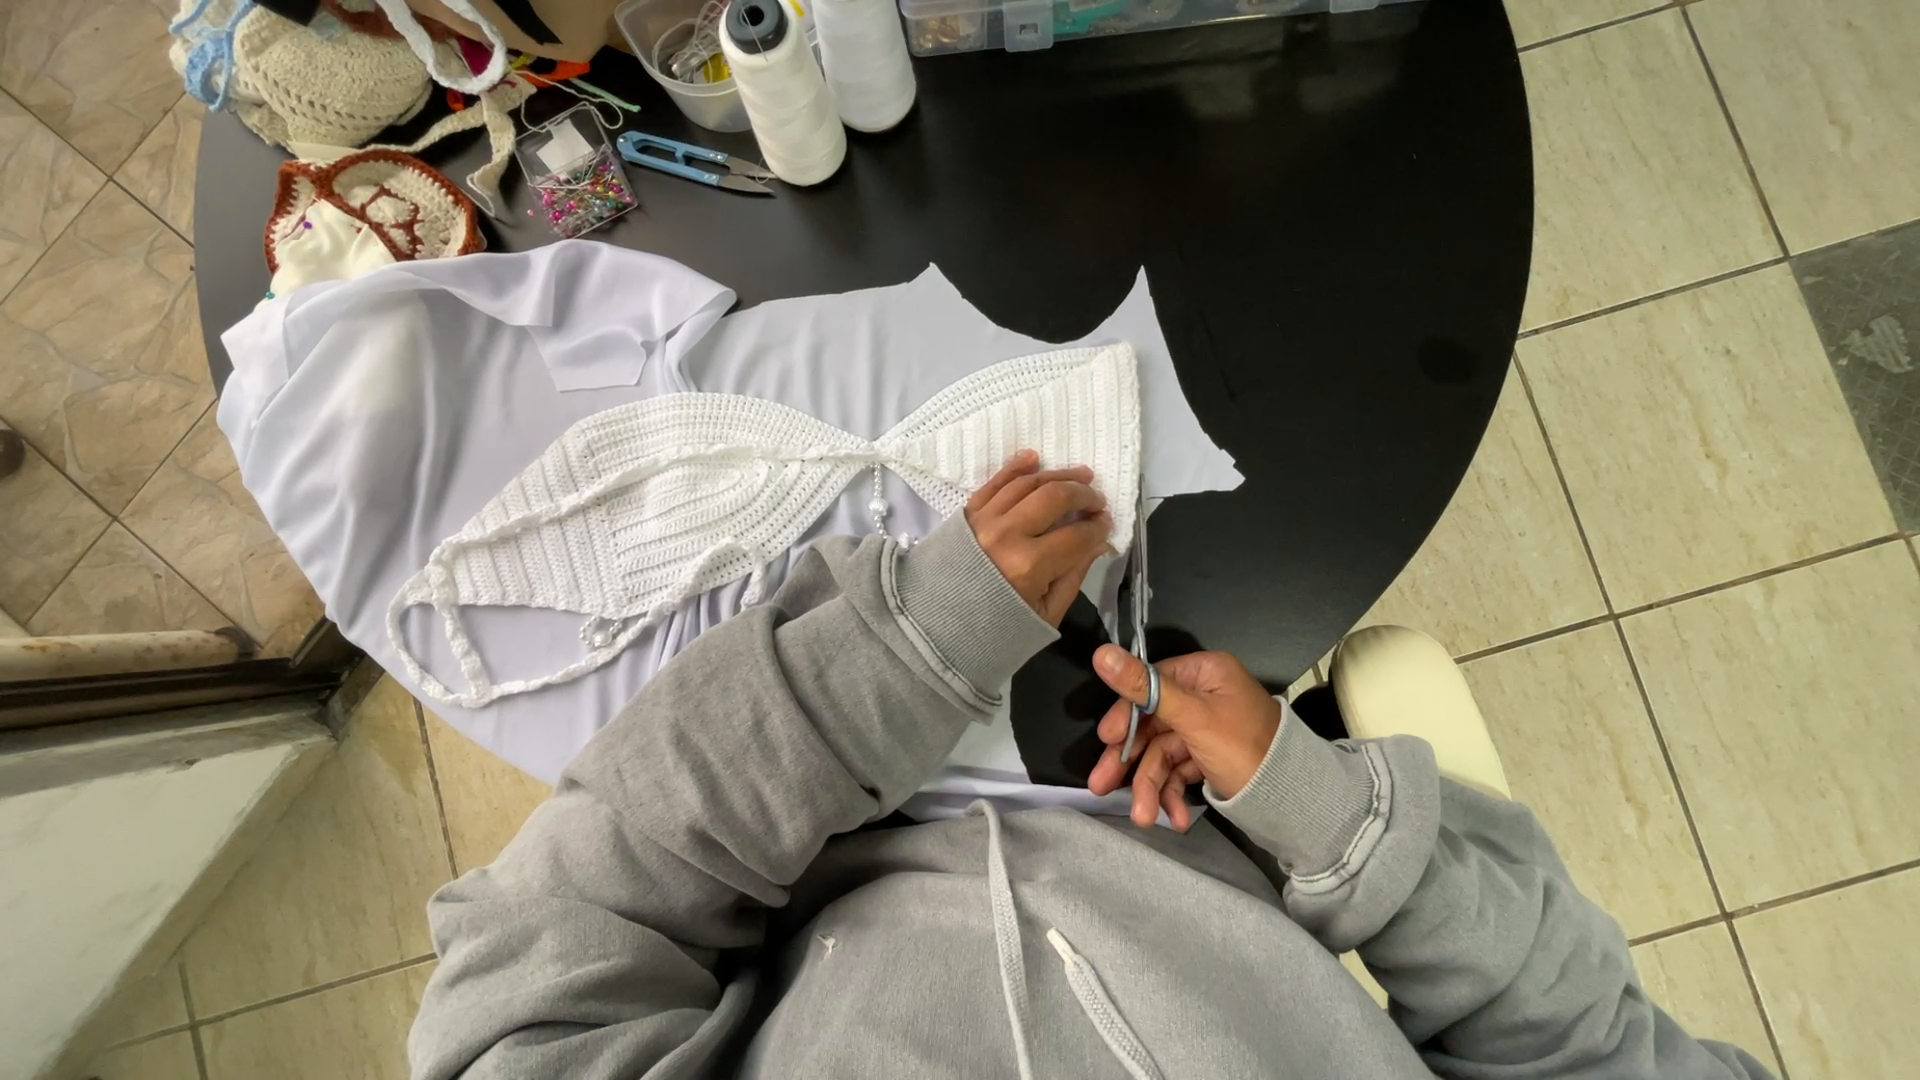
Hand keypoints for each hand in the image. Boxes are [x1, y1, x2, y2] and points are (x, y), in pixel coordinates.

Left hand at [965, 450, 1112, 626]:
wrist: (938, 623)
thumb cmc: (996, 627)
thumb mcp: (1045, 613)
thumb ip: (1073, 575)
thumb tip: (1096, 542)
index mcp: (1028, 566)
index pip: (1077, 536)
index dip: (1098, 528)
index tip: (1106, 524)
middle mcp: (1007, 535)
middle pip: (1055, 498)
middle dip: (1084, 495)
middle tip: (1097, 499)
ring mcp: (984, 519)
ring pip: (1028, 483)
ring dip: (1058, 475)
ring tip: (1080, 476)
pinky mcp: (968, 511)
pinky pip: (995, 481)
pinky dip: (1016, 467)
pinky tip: (1035, 459)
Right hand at [1086, 646, 1282, 829]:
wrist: (1297, 803)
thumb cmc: (1245, 748)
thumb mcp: (1191, 717)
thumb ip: (1144, 688)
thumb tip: (1100, 653)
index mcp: (1204, 674)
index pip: (1151, 686)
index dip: (1126, 716)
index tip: (1107, 741)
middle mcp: (1205, 696)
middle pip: (1153, 724)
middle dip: (1131, 762)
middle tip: (1101, 786)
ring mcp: (1207, 729)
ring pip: (1163, 753)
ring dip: (1150, 786)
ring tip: (1143, 817)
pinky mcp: (1210, 757)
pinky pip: (1180, 770)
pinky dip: (1173, 793)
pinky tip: (1175, 818)